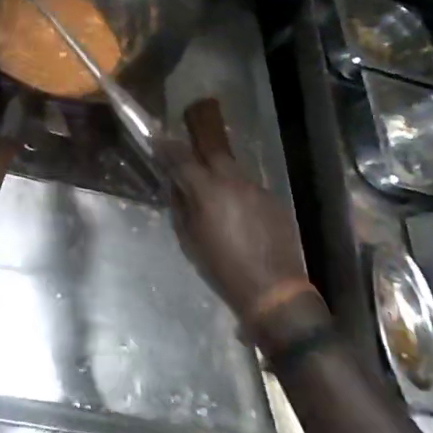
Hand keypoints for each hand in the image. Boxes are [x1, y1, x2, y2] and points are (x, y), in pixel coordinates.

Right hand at [160, 139, 320, 339]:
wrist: (273, 289)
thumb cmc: (222, 269)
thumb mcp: (190, 240)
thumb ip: (181, 207)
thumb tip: (176, 187)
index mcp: (208, 191)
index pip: (183, 159)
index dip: (167, 148)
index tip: (158, 143)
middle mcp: (234, 182)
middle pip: (213, 154)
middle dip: (199, 156)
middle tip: (189, 165)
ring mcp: (257, 189)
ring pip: (234, 171)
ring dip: (221, 176)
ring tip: (216, 195)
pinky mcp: (274, 200)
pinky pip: (250, 187)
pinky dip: (239, 193)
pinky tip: (238, 212)